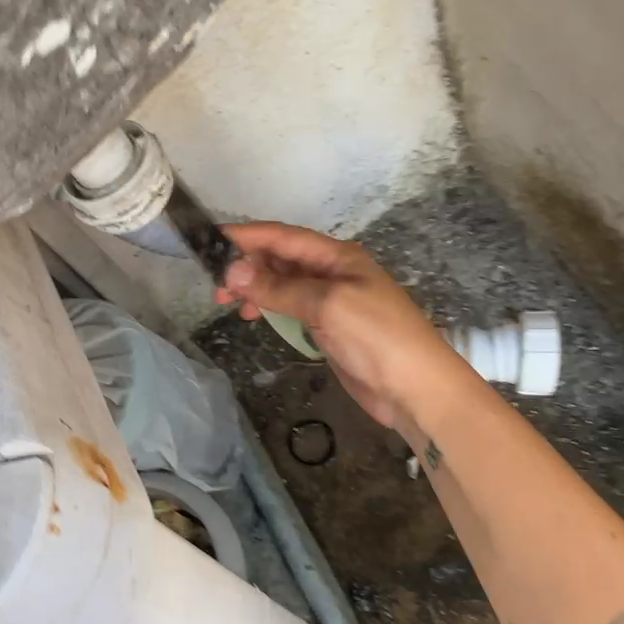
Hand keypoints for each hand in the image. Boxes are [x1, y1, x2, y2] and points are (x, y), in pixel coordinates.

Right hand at [215, 222, 470, 431]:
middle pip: (280, 257)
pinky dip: (268, 306)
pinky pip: (289, 306)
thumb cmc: (376, 338)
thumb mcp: (326, 305)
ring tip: (229, 303)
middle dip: (246, 265)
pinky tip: (254, 316)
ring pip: (281, 282)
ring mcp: (330, 300)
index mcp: (337, 256)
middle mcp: (332, 271)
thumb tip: (232, 271)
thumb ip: (279, 288)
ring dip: (254, 287)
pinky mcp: (327, 326)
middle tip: (215, 286)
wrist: (414, 387)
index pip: (283, 237)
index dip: (247, 236)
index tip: (209, 242)